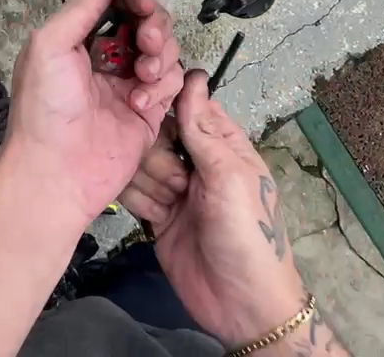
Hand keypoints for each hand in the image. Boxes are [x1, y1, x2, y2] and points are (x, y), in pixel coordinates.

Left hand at [0, 0, 184, 224]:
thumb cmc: (43, 109)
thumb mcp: (52, 44)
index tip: (140, 1)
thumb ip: (84, 4)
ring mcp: (129, 84)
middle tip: (146, 41)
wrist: (56, 172)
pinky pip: (171, 84)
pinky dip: (162, 89)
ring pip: (165, 50)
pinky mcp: (148, 111)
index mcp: (81, 37)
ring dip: (160, 57)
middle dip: (154, 26)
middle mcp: (107, 57)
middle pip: (149, 22)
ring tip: (142, 76)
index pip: (118, 1)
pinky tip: (139, 104)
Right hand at [121, 72, 342, 354]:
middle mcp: (196, 160)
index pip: (188, 104)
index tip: (146, 106)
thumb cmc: (250, 237)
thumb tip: (192, 76)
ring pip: (140, 160)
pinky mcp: (157, 214)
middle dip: (158, 153)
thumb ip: (202, 128)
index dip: (166, 102)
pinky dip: (138, 200)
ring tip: (168, 205)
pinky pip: (133, 190)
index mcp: (222, 144)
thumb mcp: (229, 176)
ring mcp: (175, 187)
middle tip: (177, 182)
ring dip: (149, 180)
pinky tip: (155, 217)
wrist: (242, 308)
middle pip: (156, 131)